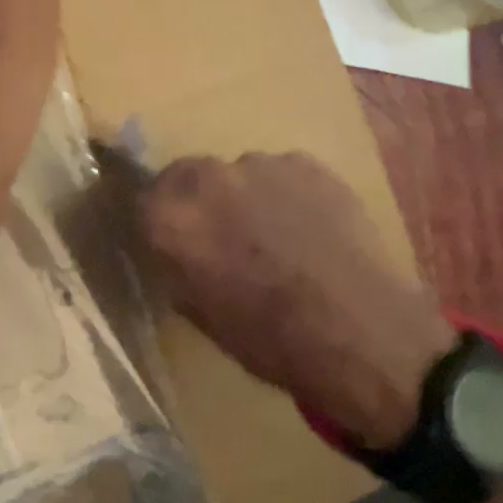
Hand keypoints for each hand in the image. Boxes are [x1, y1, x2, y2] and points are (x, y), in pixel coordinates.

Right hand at [142, 152, 456, 449]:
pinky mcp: (307, 163)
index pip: (140, 200)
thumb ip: (173, 262)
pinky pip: (280, 176)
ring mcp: (259, 165)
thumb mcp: (196, 310)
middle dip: (197, 202)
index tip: (169, 239)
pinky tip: (309, 232)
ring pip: (236, 175)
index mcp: (168, 218)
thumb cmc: (267, 338)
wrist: (362, 334)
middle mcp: (205, 178)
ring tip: (275, 239)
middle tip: (222, 238)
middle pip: (184, 176)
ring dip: (243, 198)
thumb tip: (170, 245)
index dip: (156, 220)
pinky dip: (285, 198)